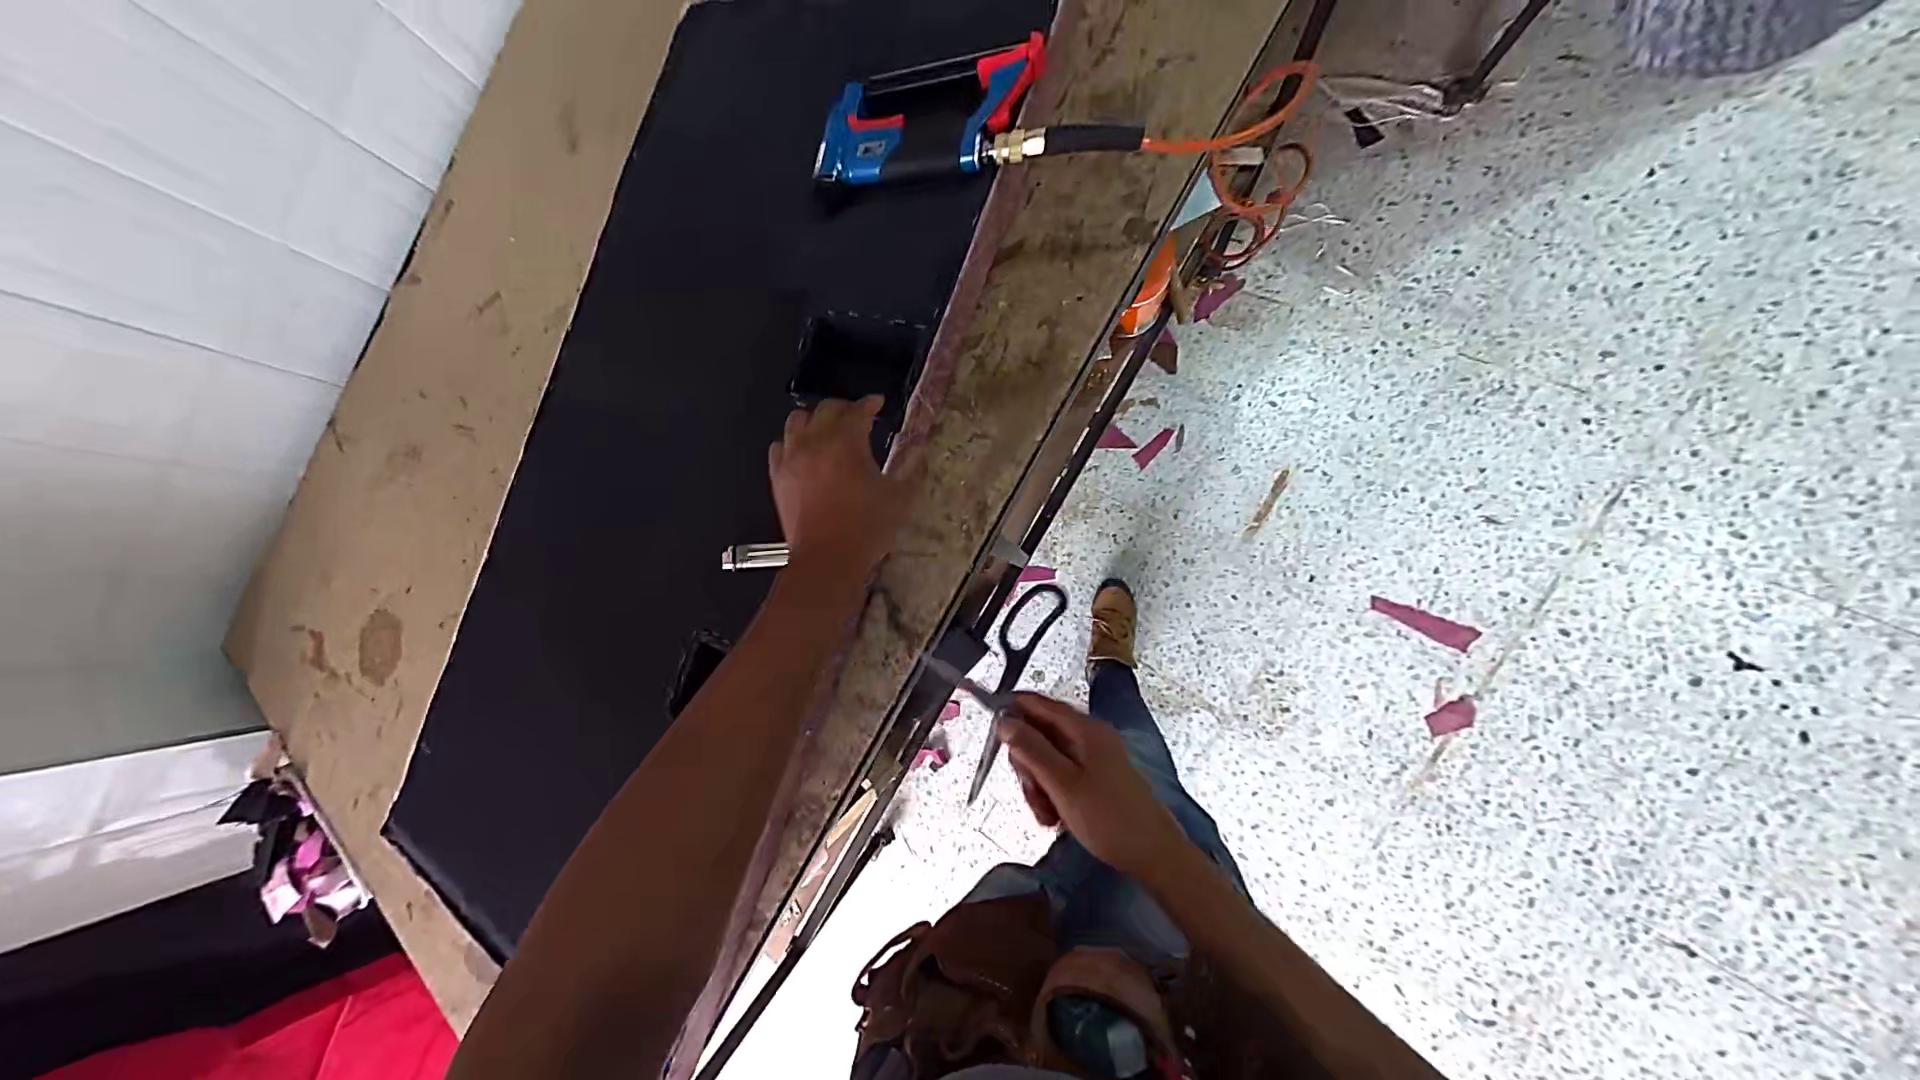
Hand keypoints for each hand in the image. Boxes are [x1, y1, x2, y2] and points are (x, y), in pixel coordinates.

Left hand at [768, 396, 911, 580]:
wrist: (827, 559)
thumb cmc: (865, 528)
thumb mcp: (900, 497)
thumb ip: (911, 468)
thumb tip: (918, 450)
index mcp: (846, 442)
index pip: (858, 410)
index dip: (870, 403)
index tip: (877, 404)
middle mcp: (815, 443)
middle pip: (826, 409)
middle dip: (844, 407)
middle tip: (857, 415)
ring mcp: (792, 459)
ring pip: (797, 421)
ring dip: (815, 419)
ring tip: (827, 428)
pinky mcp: (778, 477)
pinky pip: (779, 446)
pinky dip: (792, 442)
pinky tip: (802, 451)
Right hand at [996, 692, 1190, 878]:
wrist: (1154, 855)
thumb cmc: (1108, 818)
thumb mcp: (1062, 784)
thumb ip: (1031, 750)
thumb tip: (1005, 721)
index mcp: (1085, 729)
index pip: (1040, 704)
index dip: (1013, 710)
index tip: (992, 729)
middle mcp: (1089, 737)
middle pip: (1041, 734)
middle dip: (1027, 762)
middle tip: (1031, 790)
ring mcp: (1094, 758)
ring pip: (1048, 759)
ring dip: (1038, 784)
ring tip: (1046, 812)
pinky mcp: (1096, 779)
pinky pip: (1062, 776)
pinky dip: (1052, 793)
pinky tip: (1056, 817)